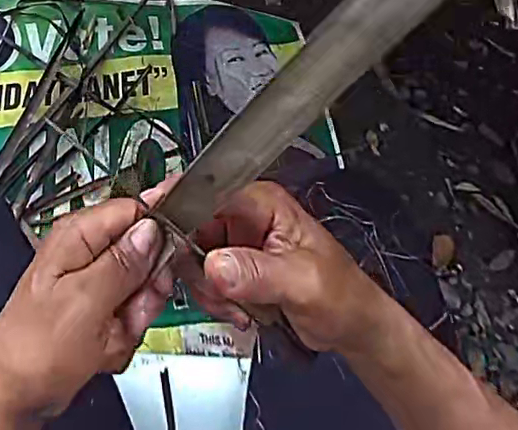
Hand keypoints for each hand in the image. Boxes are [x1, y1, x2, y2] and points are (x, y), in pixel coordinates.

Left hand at [0, 179, 177, 426]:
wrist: (14, 398)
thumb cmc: (33, 349)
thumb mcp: (86, 302)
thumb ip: (123, 262)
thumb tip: (151, 229)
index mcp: (78, 234)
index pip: (134, 210)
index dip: (155, 234)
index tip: (164, 262)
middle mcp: (85, 250)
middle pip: (142, 253)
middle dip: (142, 289)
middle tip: (127, 312)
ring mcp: (91, 280)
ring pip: (139, 288)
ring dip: (131, 318)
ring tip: (107, 336)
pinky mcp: (96, 306)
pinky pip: (128, 313)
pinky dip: (120, 335)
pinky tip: (100, 348)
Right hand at [191, 180, 392, 355]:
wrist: (352, 324)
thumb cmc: (343, 293)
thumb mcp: (303, 282)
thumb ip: (258, 272)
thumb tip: (216, 265)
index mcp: (263, 200)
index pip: (208, 193)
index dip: (182, 210)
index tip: (166, 235)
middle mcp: (247, 213)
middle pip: (193, 225)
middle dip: (199, 267)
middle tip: (221, 294)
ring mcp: (240, 238)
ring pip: (194, 254)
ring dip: (210, 289)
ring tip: (240, 306)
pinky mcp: (236, 263)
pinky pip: (205, 276)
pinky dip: (215, 299)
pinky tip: (240, 309)